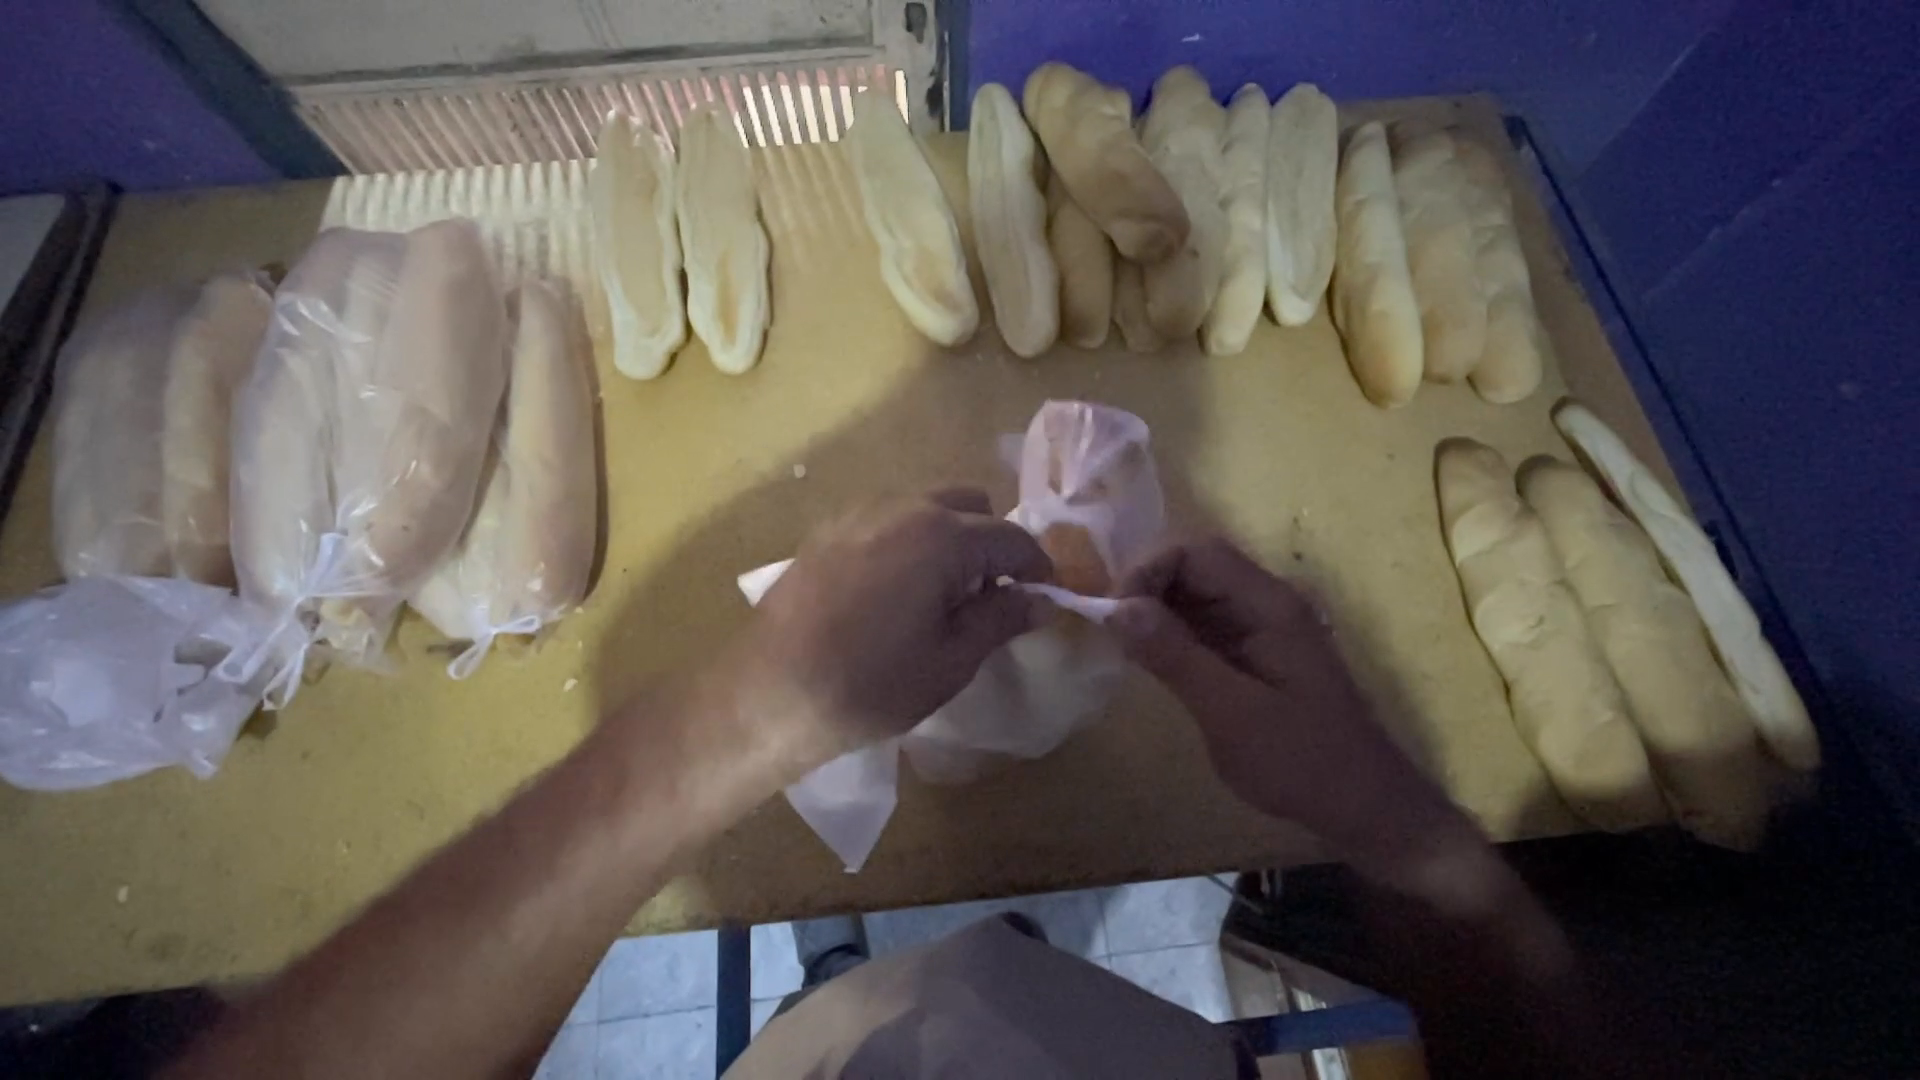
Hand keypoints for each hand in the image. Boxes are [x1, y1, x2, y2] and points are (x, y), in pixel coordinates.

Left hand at [737, 488, 1051, 757]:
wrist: (770, 693)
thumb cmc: (871, 686)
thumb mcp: (951, 660)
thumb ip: (1001, 619)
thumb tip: (1041, 601)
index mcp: (942, 536)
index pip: (1012, 538)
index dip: (1037, 568)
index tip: (1044, 599)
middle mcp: (903, 508)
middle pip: (970, 506)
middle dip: (991, 544)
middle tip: (988, 597)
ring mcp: (858, 513)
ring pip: (926, 507)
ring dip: (949, 538)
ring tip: (941, 595)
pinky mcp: (827, 530)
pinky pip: (886, 519)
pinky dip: (908, 541)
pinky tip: (894, 591)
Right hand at [1110, 539, 1506, 913]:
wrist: (1361, 806)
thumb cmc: (1299, 761)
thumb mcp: (1230, 712)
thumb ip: (1174, 656)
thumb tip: (1116, 608)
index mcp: (1269, 605)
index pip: (1197, 552)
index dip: (1147, 569)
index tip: (1114, 615)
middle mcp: (1264, 602)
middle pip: (1193, 564)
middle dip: (1144, 586)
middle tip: (1110, 629)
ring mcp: (1258, 625)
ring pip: (1192, 591)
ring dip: (1152, 608)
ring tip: (1120, 644)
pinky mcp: (1249, 649)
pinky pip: (1200, 620)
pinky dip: (1167, 630)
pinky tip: (1145, 657)